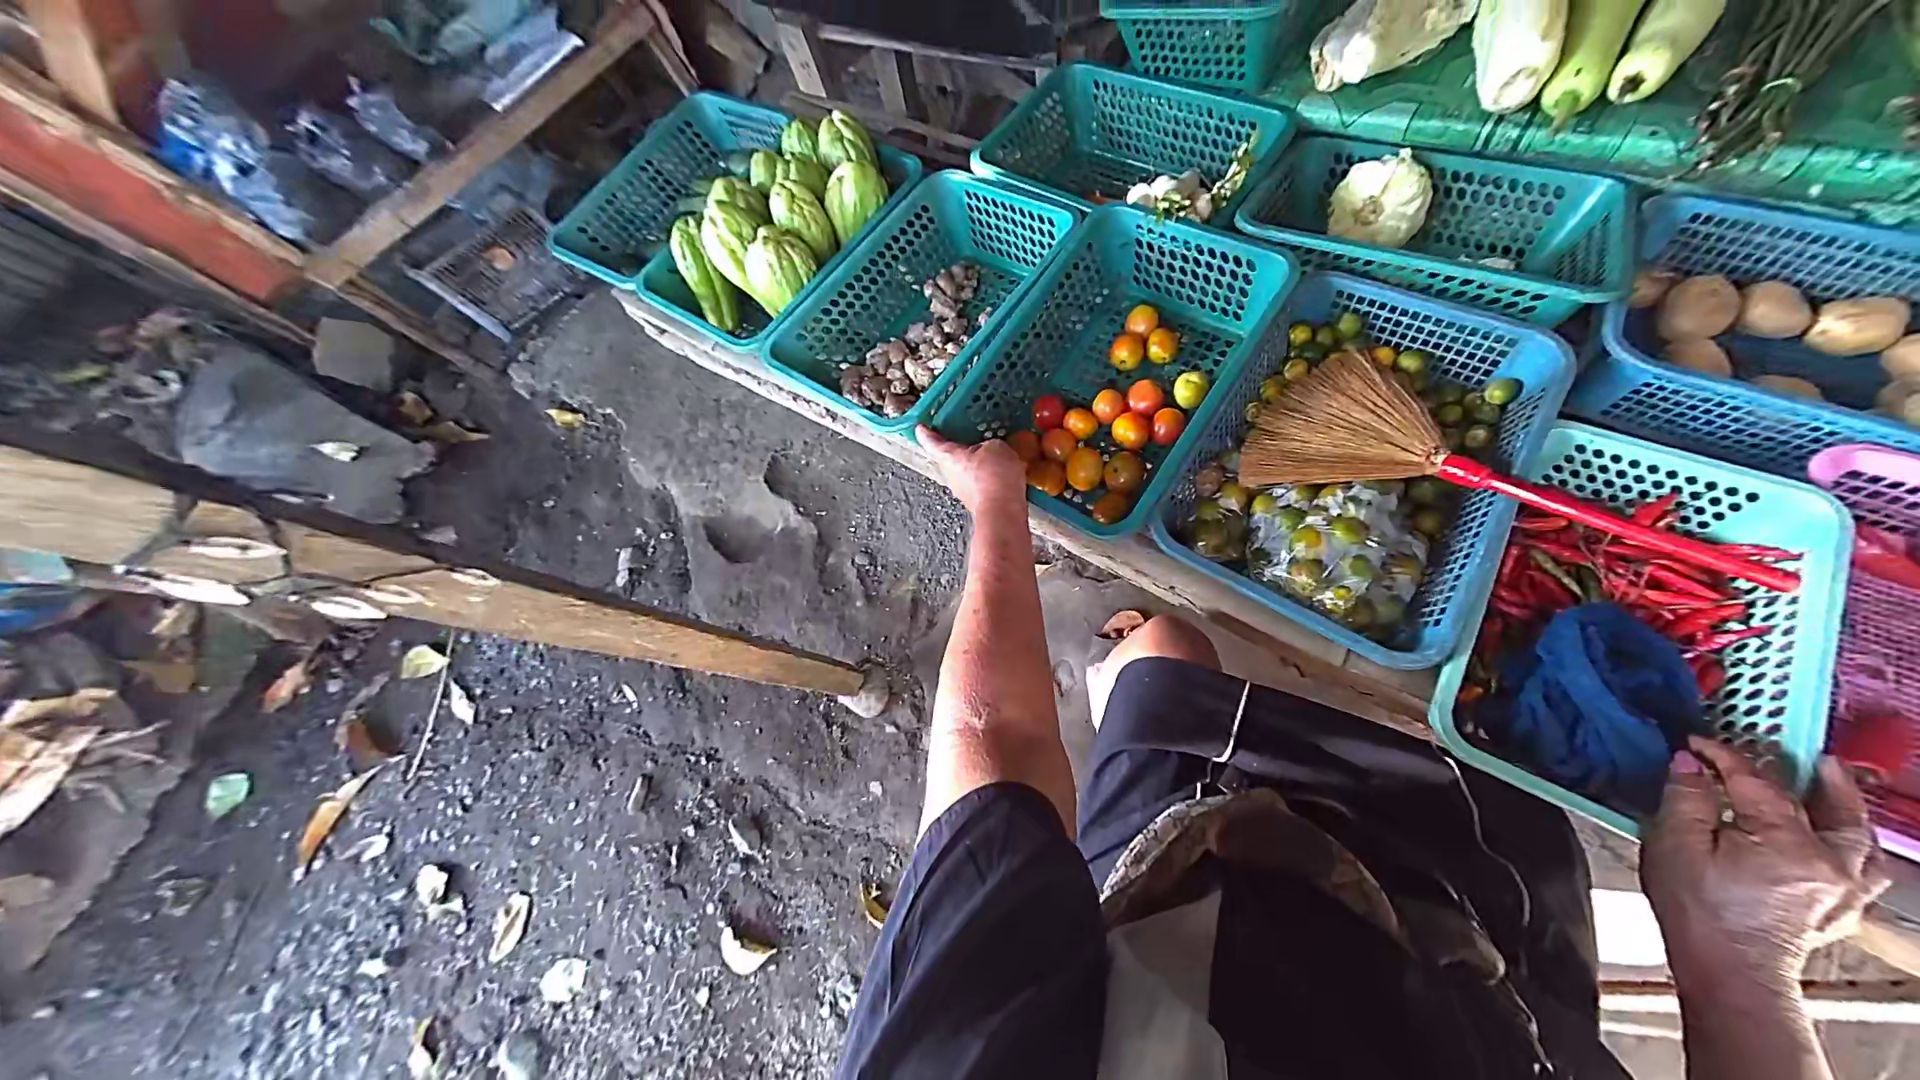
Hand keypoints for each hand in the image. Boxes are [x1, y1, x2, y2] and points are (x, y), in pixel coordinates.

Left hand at [918, 426, 1026, 514]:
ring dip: (978, 465)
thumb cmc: (993, 479)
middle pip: (951, 458)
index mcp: (950, 457)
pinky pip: (983, 485)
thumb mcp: (997, 446)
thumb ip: (992, 443)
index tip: (921, 429)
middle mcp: (953, 476)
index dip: (926, 434)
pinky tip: (1006, 474)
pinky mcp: (980, 502)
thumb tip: (994, 447)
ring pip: (968, 473)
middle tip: (967, 435)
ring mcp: (965, 492)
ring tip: (995, 454)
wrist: (1004, 511)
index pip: (932, 443)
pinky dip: (992, 479)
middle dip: (959, 448)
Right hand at [1642, 736, 1888, 992]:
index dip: (1725, 757)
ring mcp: (1843, 891)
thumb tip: (1691, 764)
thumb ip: (1686, 797)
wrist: (1725, 963)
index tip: (1697, 742)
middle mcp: (1831, 864)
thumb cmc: (1695, 902)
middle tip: (1814, 757)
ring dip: (1848, 814)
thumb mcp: (1674, 841)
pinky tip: (1837, 843)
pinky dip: (1852, 848)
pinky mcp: (1839, 909)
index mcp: (1788, 843)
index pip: (1757, 784)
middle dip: (1821, 781)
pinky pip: (1861, 871)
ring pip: (1860, 843)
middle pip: (1834, 813)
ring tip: (1835, 794)